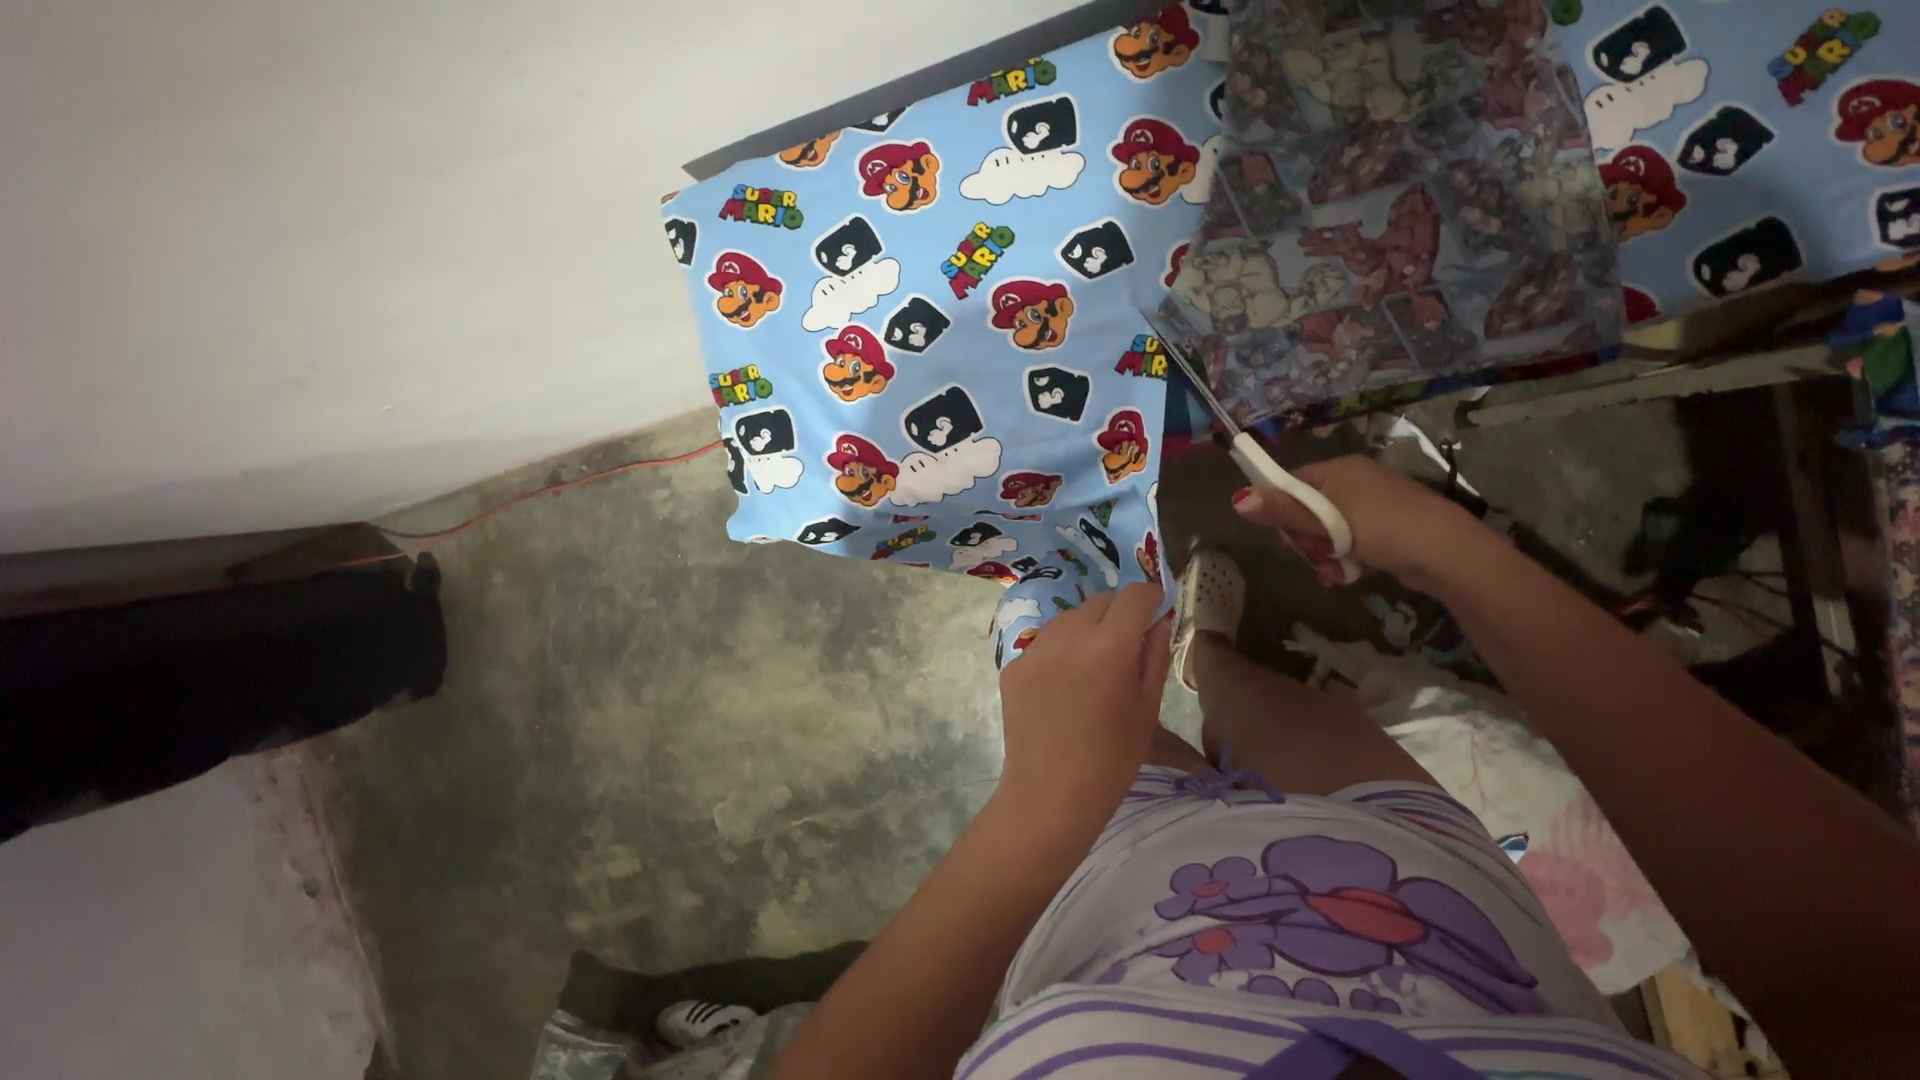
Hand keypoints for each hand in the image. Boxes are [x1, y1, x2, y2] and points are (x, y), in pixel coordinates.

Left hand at [996, 584, 1172, 824]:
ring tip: (1093, 669)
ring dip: (1087, 629)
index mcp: (1110, 644)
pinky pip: (1045, 644)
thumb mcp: (1147, 706)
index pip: (1135, 594)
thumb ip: (1154, 654)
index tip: (1155, 614)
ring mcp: (1035, 649)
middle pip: (1101, 601)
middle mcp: (1069, 635)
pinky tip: (1063, 689)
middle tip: (1126, 647)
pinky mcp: (1013, 666)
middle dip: (1119, 613)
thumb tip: (1156, 620)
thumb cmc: (1112, 758)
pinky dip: (1059, 652)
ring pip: (1069, 618)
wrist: (1050, 795)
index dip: (1151, 599)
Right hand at [1230, 455, 1489, 590]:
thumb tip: (1238, 499)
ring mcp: (1373, 501)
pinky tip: (1352, 570)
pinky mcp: (1387, 523)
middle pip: (1307, 507)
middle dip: (1305, 537)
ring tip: (1336, 570)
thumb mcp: (1326, 522)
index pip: (1291, 483)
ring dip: (1324, 551)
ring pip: (1328, 527)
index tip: (1286, 536)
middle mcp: (1355, 478)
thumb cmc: (1382, 529)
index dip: (1281, 510)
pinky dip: (1346, 554)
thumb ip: (1284, 512)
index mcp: (1339, 468)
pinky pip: (1350, 536)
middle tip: (1315, 557)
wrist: (1447, 552)